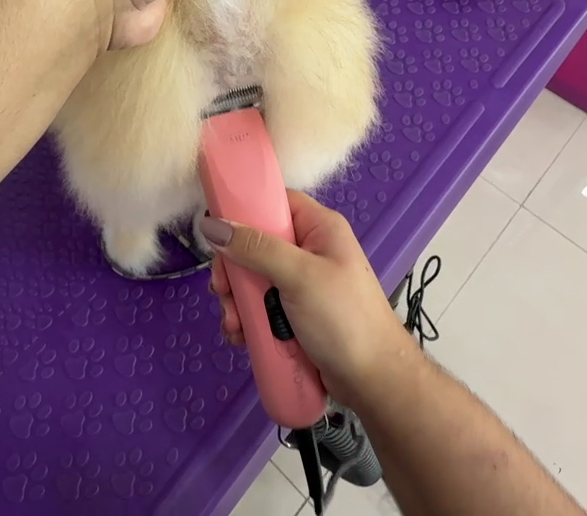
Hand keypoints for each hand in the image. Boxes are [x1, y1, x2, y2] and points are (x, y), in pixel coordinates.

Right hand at [202, 191, 416, 407]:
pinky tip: (241, 336)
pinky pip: (261, 306)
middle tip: (223, 291)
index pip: (274, 202)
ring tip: (234, 324)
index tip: (216, 232)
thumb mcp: (299, 276)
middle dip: (234, 270)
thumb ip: (255, 248)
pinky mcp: (296, 313)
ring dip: (237, 301)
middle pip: (256, 244)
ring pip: (254, 279)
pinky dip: (247, 320)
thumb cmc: (343, 319)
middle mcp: (309, 250)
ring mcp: (302, 284)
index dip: (244, 211)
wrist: (375, 383)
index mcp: (318, 227)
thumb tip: (211, 224)